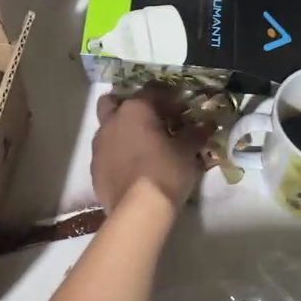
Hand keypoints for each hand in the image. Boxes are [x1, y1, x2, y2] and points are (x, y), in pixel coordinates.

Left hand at [91, 85, 212, 210]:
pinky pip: (105, 153)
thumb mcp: (187, 152)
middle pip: (113, 101)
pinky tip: (130, 168)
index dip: (168, 96)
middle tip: (147, 119)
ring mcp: (99, 145)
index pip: (152, 90)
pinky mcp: (94, 169)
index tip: (180, 108)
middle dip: (127, 105)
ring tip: (140, 147)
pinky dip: (116, 155)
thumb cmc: (165, 172)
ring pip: (107, 128)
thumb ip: (195, 134)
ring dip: (120, 131)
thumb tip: (206, 124)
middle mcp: (112, 121)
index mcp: (135, 109)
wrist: (138, 210)